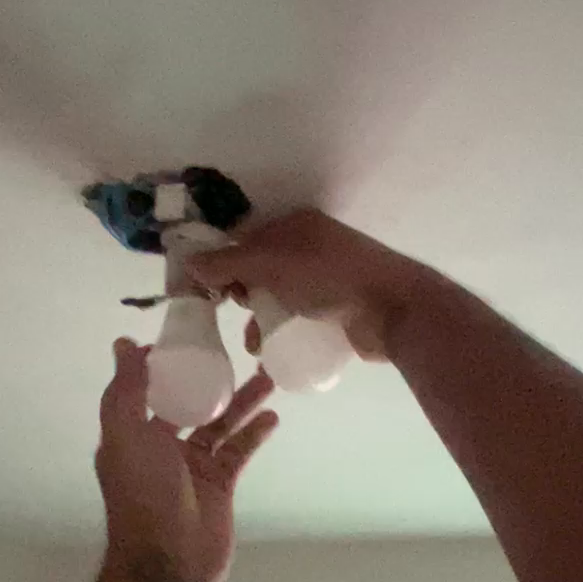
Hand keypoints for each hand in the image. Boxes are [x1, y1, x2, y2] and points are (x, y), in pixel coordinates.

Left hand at [96, 337, 278, 581]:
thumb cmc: (144, 494)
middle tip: (237, 352)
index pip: (147, 388)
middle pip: (189, 402)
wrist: (169, 562)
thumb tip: (123, 343)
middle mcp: (160, 446)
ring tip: (268, 377)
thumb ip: (125, 390)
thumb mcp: (125, 435)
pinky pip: (238, 450)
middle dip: (210, 379)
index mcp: (132, 434)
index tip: (188, 336)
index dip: (165, 363)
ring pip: (220, 423)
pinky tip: (272, 417)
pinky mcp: (219, 484)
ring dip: (242, 401)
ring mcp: (192, 466)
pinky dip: (254, 433)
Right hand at [184, 209, 436, 360]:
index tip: (203, 288)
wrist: (393, 310)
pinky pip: (298, 319)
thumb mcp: (272, 265)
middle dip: (240, 293)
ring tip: (254, 346)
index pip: (246, 238)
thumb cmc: (329, 278)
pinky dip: (282, 333)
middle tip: (232, 313)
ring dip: (260, 320)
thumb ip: (229, 263)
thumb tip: (189, 263)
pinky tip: (272, 355)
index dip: (222, 260)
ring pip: (278, 298)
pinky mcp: (336, 309)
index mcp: (296, 226)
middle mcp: (309, 248)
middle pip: (260, 269)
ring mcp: (325, 279)